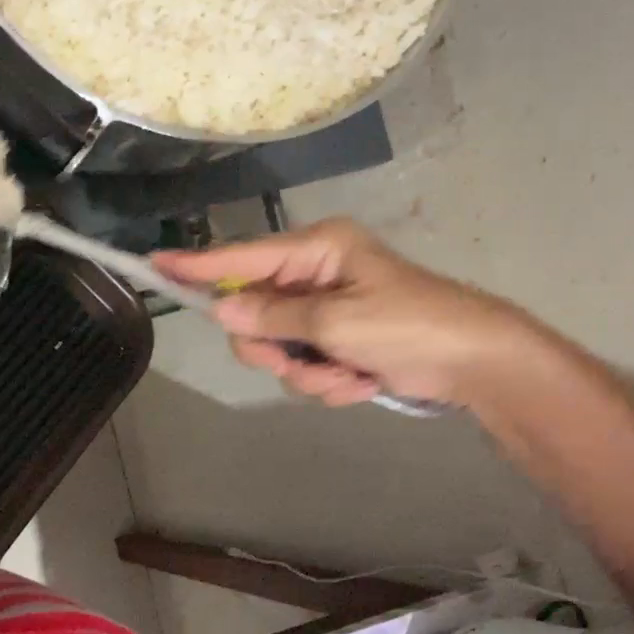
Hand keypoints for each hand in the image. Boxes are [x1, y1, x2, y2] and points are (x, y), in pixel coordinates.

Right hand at [153, 218, 545, 406]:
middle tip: (297, 363)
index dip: (197, 265)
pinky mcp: (333, 340)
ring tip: (346, 377)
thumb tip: (220, 306)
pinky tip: (358, 382)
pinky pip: (299, 365)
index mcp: (317, 251)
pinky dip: (324, 381)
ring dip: (305, 373)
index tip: (155, 264)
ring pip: (273, 348)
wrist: (478, 365)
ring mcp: (322, 310)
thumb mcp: (336, 323)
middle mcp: (312, 275)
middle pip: (249, 314)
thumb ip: (272, 315)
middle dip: (272, 349)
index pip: (241, 257)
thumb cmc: (412, 328)